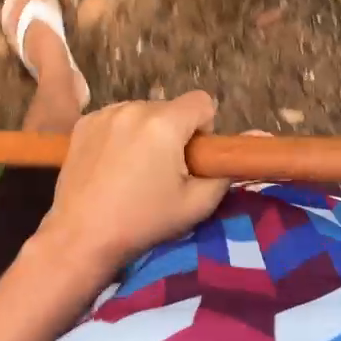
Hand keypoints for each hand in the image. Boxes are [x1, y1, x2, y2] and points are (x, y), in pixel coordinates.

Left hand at [34, 91, 230, 269]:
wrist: (80, 239)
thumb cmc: (143, 222)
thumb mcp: (197, 203)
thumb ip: (228, 168)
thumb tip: (259, 137)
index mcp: (164, 123)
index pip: (202, 101)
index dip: (204, 128)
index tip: (192, 157)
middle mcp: (134, 108)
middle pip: (171, 109)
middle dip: (175, 132)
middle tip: (163, 171)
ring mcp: (105, 113)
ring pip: (143, 112)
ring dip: (147, 132)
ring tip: (134, 170)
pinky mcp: (84, 123)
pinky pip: (117, 118)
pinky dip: (121, 134)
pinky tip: (112, 165)